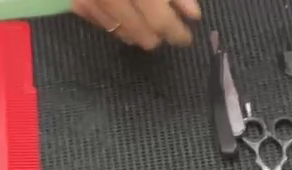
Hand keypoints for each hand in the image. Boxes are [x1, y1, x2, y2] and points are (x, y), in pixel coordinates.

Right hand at [71, 0, 199, 48]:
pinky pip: (99, 22)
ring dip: (136, 31)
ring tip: (144, 17)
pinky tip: (121, 10)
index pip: (162, 24)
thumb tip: (192, 15)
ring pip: (122, 34)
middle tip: (165, 26)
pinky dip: (113, 21)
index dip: (177, 34)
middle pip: (143, 37)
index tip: (185, 37)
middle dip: (157, 35)